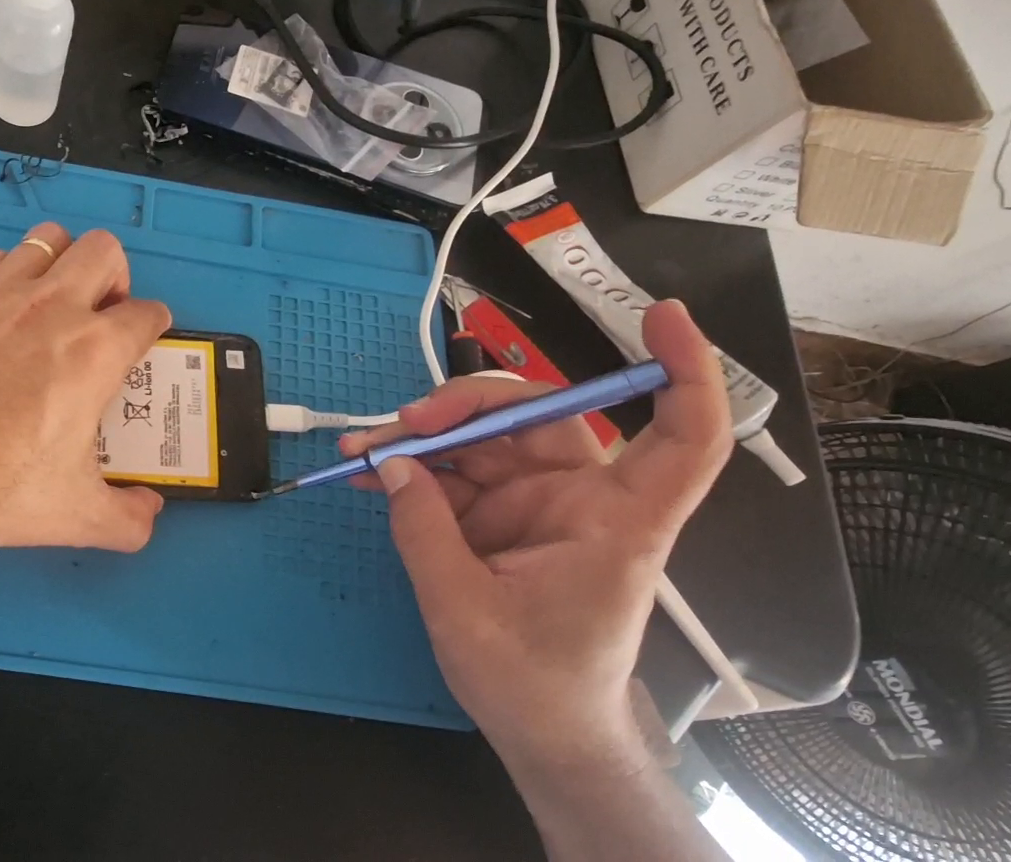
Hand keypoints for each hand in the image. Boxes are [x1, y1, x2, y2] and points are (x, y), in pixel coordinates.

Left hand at [0, 222, 172, 555]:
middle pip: (105, 250)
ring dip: (63, 263)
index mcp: (95, 352)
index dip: (152, 327)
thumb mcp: (77, 516)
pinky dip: (11, 272)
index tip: (142, 342)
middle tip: (102, 315)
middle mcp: (54, 307)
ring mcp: (2, 293)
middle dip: (116, 277)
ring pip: (50, 238)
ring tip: (54, 302)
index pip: (147, 313)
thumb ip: (129, 518)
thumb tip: (149, 512)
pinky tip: (3, 309)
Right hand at [345, 301, 731, 778]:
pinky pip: (453, 470)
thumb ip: (423, 528)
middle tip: (399, 427)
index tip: (660, 314)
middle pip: (537, 415)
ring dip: (419, 437)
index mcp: (615, 521)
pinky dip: (411, 467)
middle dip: (464, 407)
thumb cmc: (531, 682)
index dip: (684, 371)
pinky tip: (370, 471)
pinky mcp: (499, 512)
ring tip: (359, 451)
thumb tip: (391, 463)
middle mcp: (583, 497)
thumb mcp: (462, 608)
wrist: (538, 731)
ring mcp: (536, 501)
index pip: (679, 438)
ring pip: (483, 437)